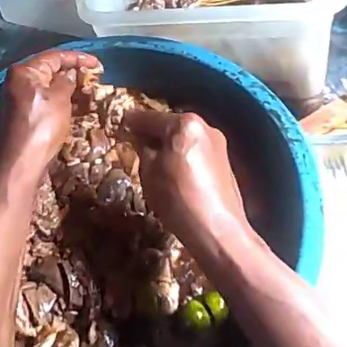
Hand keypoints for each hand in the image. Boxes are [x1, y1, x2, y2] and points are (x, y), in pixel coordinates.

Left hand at [0, 49, 97, 162]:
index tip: (98, 64)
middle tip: (92, 76)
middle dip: (70, 71)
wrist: (20, 163)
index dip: (78, 58)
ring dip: (64, 87)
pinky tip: (69, 106)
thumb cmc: (42, 126)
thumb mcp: (60, 98)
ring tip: (84, 90)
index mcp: (23, 72)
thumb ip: (67, 81)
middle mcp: (14, 82)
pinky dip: (56, 100)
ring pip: (44, 87)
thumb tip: (69, 75)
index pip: (54, 56)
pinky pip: (41, 101)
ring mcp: (14, 100)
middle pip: (47, 70)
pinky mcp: (18, 117)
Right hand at [123, 110, 256, 272]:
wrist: (217, 229)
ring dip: (170, 144)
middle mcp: (205, 126)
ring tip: (155, 161)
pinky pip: (197, 151)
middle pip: (171, 124)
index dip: (132, 122)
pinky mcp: (225, 161)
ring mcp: (218, 143)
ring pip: (186, 137)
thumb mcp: (149, 173)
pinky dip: (184, 155)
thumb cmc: (177, 197)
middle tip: (136, 144)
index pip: (150, 117)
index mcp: (184, 124)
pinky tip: (176, 171)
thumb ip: (144, 149)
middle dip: (154, 133)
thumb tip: (142, 140)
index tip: (121, 125)